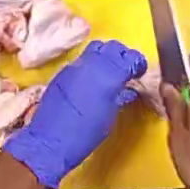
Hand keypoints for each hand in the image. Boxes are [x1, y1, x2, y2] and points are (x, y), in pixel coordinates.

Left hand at [3, 40, 147, 187]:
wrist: (49, 141)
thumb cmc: (84, 135)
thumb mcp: (109, 117)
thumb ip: (120, 97)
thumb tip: (127, 89)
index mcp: (108, 76)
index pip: (130, 57)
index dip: (138, 63)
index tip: (139, 73)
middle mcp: (91, 65)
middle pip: (112, 47)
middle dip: (123, 55)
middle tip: (126, 70)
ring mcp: (74, 67)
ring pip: (95, 48)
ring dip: (106, 56)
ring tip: (109, 73)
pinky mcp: (62, 73)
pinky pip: (81, 60)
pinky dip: (91, 64)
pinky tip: (91, 80)